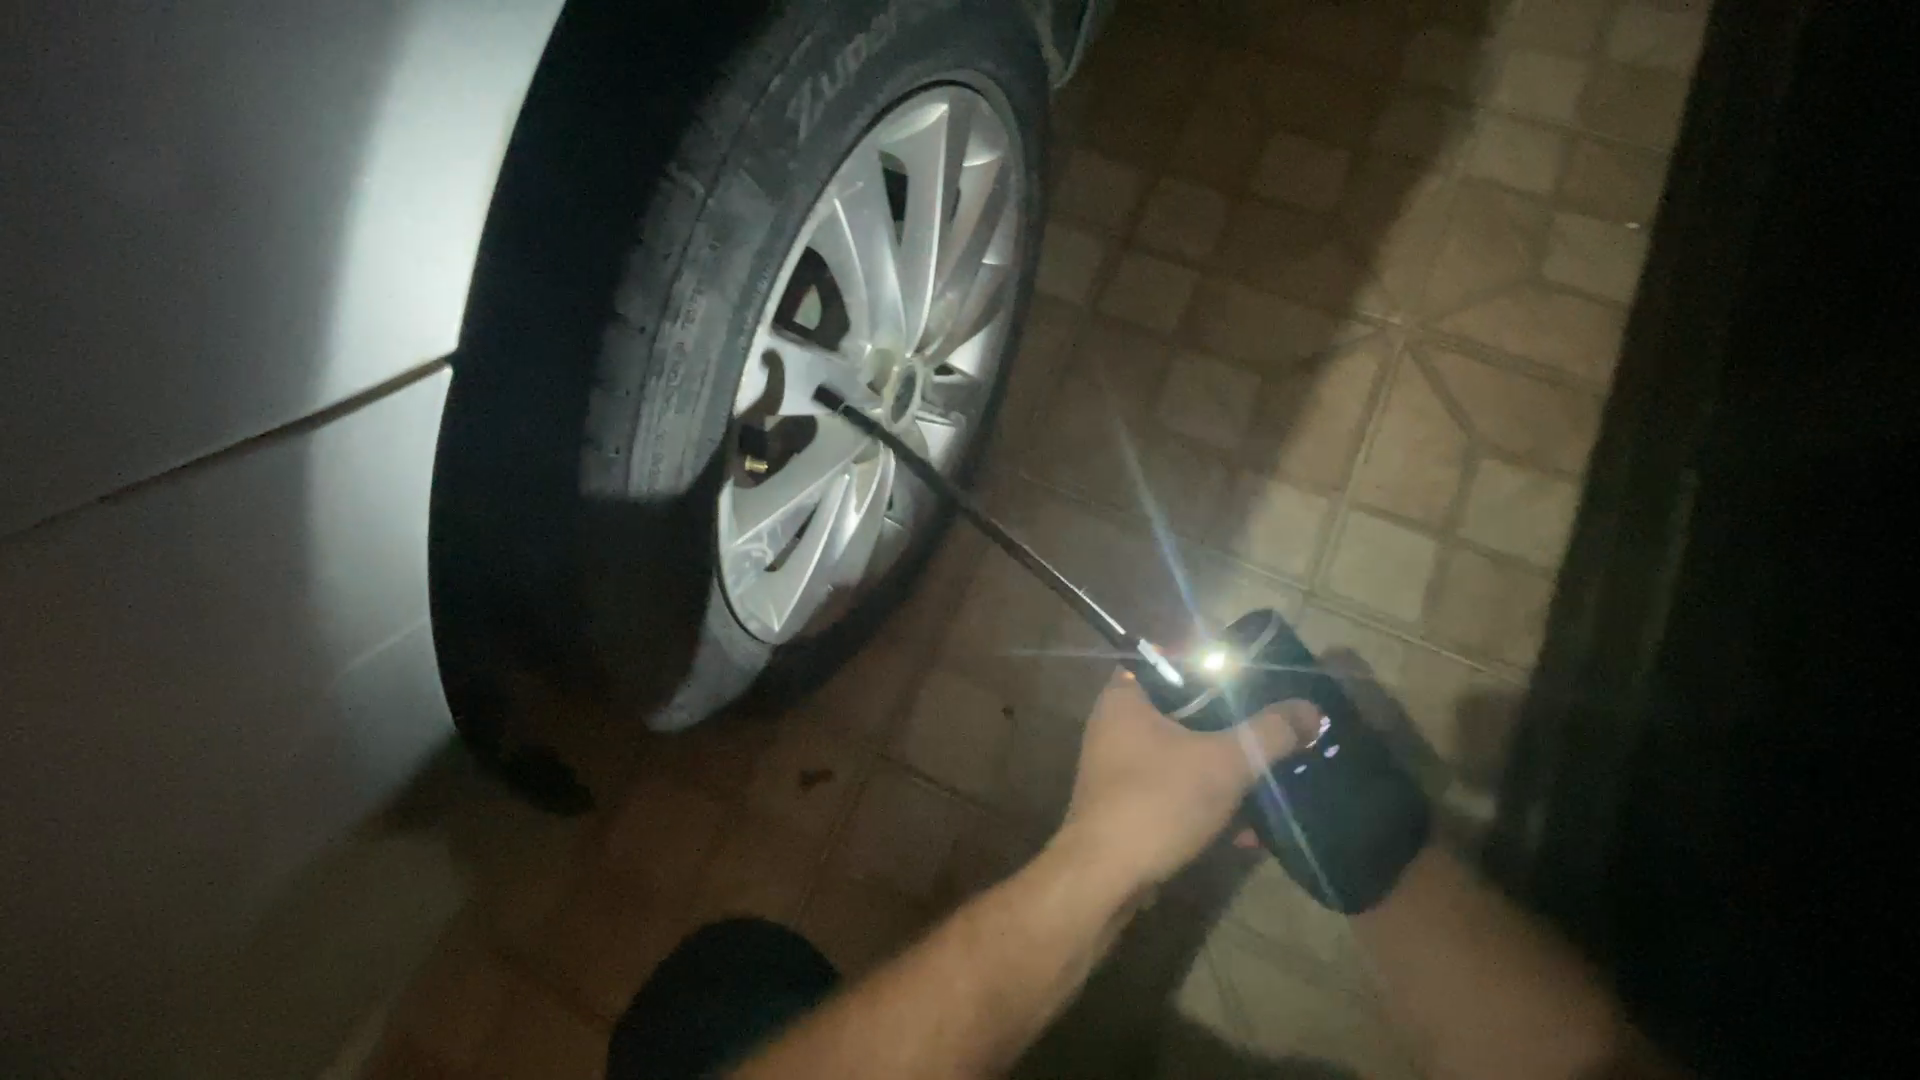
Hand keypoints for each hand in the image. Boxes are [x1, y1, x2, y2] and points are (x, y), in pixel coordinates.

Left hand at [1050, 670, 1317, 894]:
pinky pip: (1177, 791)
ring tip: (1273, 786)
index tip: (1256, 681)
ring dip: (1227, 775)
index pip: (1173, 660)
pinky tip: (1247, 833)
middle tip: (1275, 734)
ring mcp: (1119, 767)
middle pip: (1186, 711)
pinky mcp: (1128, 805)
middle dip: (1233, 730)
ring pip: (1186, 756)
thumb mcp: (1224, 761)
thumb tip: (1312, 710)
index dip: (1216, 667)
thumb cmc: (1158, 800)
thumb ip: (1270, 732)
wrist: (1104, 878)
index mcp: (1126, 695)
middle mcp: (1116, 724)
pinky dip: (1209, 805)